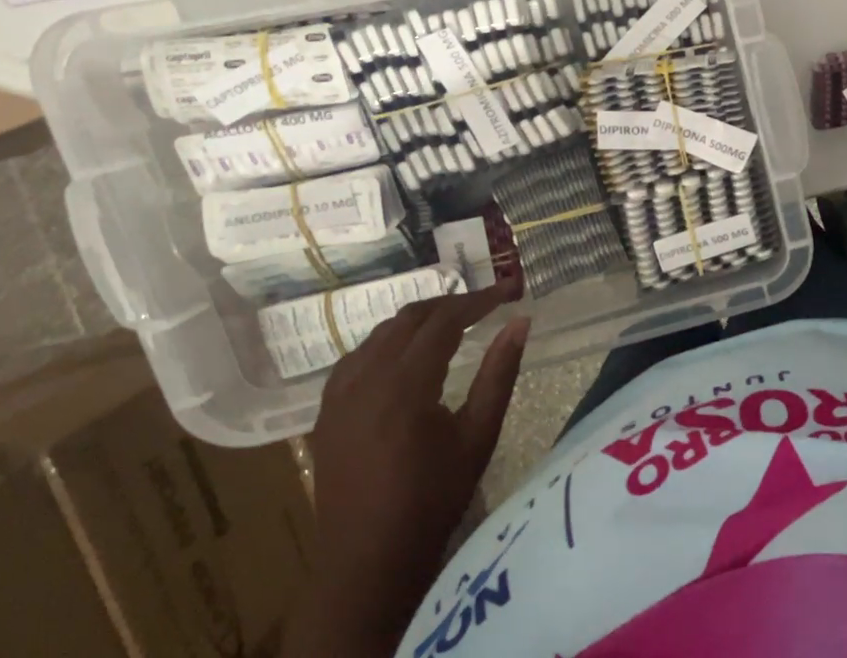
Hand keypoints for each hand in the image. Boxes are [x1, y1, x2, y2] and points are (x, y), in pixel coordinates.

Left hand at [286, 281, 527, 656]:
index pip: (443, 321)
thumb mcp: (479, 433)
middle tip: (486, 303)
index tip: (508, 291)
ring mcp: (337, 395)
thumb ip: (500, 373)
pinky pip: (355, 358)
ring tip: (452, 322)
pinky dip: (386, 343)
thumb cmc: (434, 496)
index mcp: (404, 384)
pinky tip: (405, 353)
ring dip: (416, 321)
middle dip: (448, 304)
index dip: (477, 301)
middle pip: (407, 320)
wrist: (369, 555)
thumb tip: (520, 322)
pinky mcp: (326, 412)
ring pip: (378, 336)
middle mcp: (364, 380)